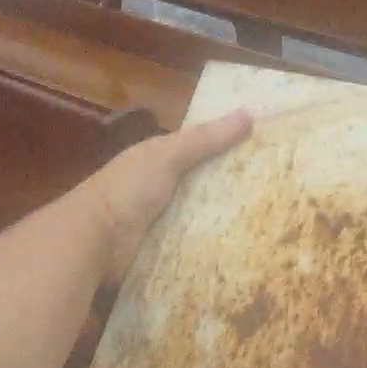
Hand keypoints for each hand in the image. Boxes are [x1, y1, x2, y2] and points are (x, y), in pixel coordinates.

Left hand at [77, 110, 253, 283]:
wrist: (90, 244)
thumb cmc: (127, 190)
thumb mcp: (167, 156)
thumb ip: (205, 139)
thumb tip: (249, 113)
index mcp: (157, 161)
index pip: (200, 150)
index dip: (228, 149)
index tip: (266, 153)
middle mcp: (159, 190)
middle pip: (203, 186)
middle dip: (232, 190)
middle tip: (276, 195)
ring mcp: (159, 223)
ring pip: (201, 219)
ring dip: (224, 223)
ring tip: (267, 227)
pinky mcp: (161, 254)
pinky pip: (192, 248)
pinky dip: (210, 248)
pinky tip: (239, 252)